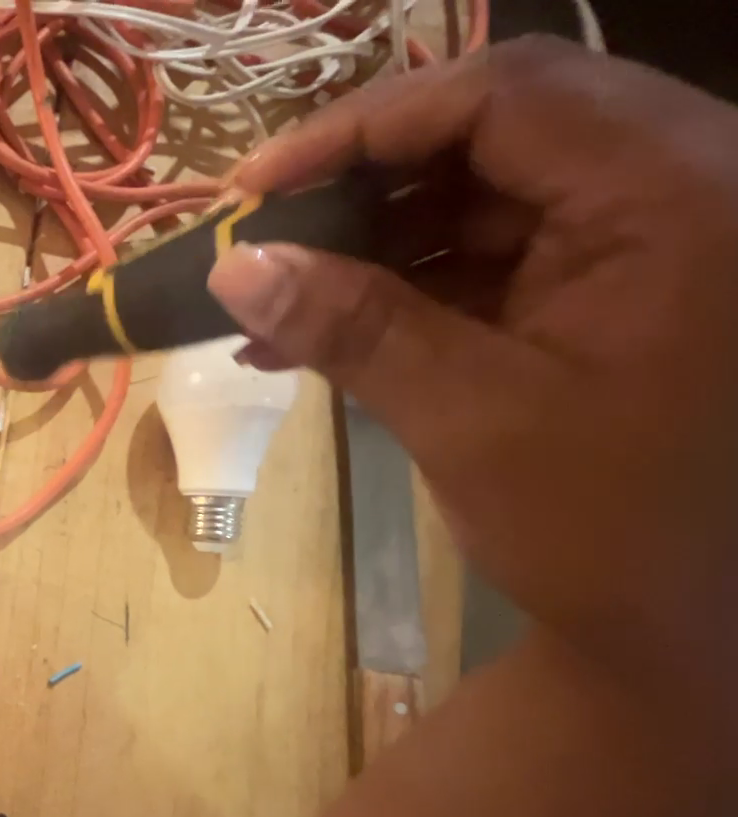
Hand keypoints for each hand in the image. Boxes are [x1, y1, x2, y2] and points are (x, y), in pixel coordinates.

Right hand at [208, 38, 737, 697]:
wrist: (687, 615)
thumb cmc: (609, 523)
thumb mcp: (467, 417)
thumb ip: (351, 327)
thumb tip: (232, 268)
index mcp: (678, 196)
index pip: (500, 97)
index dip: (358, 127)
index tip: (251, 189)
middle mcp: (672, 188)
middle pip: (483, 135)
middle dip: (350, 189)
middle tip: (252, 243)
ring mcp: (633, 239)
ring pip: (468, 197)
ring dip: (357, 250)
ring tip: (262, 311)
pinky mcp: (595, 286)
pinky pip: (475, 257)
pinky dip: (387, 291)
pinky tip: (304, 338)